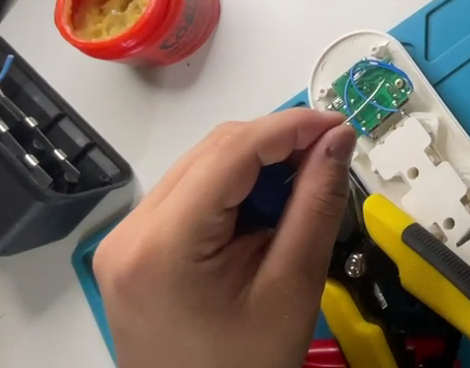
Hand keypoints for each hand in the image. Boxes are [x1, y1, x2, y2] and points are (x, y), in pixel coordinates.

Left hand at [95, 109, 358, 367]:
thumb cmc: (248, 362)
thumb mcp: (294, 281)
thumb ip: (318, 199)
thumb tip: (339, 135)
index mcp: (163, 243)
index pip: (234, 149)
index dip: (293, 126)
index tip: (342, 126)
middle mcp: (131, 231)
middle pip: (217, 149)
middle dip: (278, 141)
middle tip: (330, 155)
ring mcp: (127, 240)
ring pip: (206, 162)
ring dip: (260, 160)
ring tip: (303, 183)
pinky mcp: (136, 249)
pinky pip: (195, 188)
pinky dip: (238, 182)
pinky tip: (268, 206)